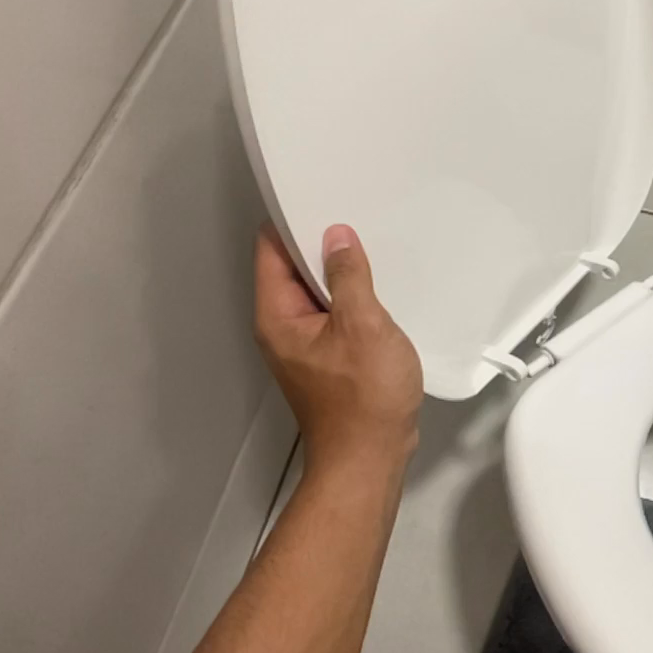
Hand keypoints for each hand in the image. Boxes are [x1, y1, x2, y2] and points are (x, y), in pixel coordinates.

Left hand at [254, 222, 421, 473]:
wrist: (371, 458)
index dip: (293, 219)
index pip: (271, 250)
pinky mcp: (329, 359)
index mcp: (278, 316)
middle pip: (293, 269)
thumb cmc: (365, 395)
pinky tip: (380, 287)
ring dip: (341, 271)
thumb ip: (349, 277)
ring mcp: (306, 345)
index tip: (324, 194)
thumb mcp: (363, 326)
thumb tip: (337, 236)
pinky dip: (353, 297)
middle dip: (322, 242)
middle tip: (357, 213)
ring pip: (318, 293)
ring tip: (372, 244)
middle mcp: (283, 327)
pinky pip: (335, 314)